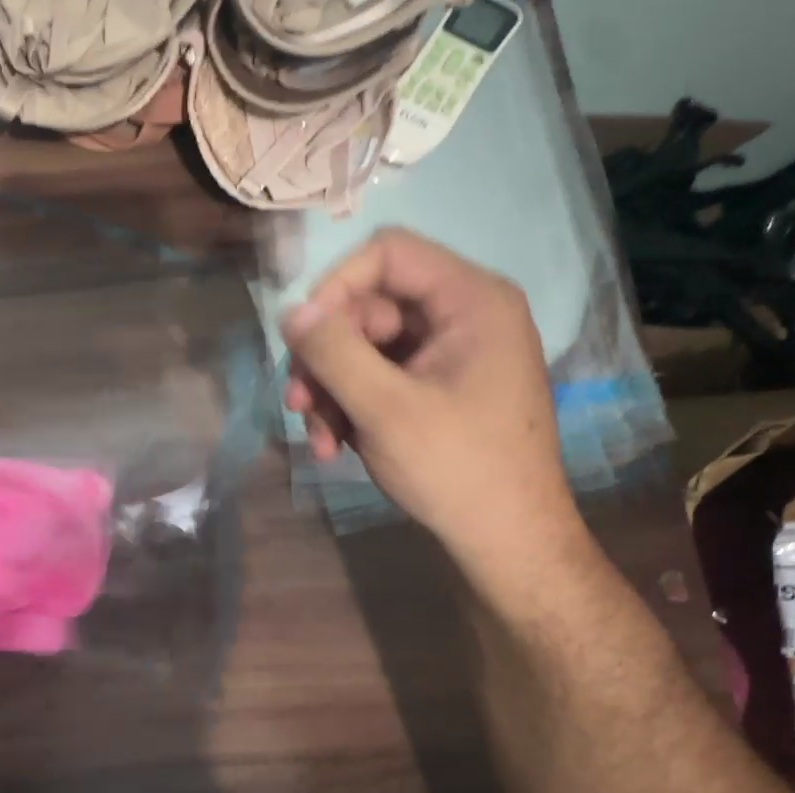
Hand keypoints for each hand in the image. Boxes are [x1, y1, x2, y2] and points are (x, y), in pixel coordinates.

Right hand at [281, 227, 582, 560]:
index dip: (335, 287)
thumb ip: (334, 353)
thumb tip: (289, 310)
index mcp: (470, 301)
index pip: (387, 254)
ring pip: (362, 349)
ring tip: (319, 439)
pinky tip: (335, 447)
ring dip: (329, 392)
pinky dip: (348, 408)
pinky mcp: (435, 388)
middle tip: (298, 404)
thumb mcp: (385, 408)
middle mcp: (462, 317)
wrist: (505, 536)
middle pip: (366, 307)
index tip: (301, 338)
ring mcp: (448, 355)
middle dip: (324, 357)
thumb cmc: (455, 466)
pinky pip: (376, 379)